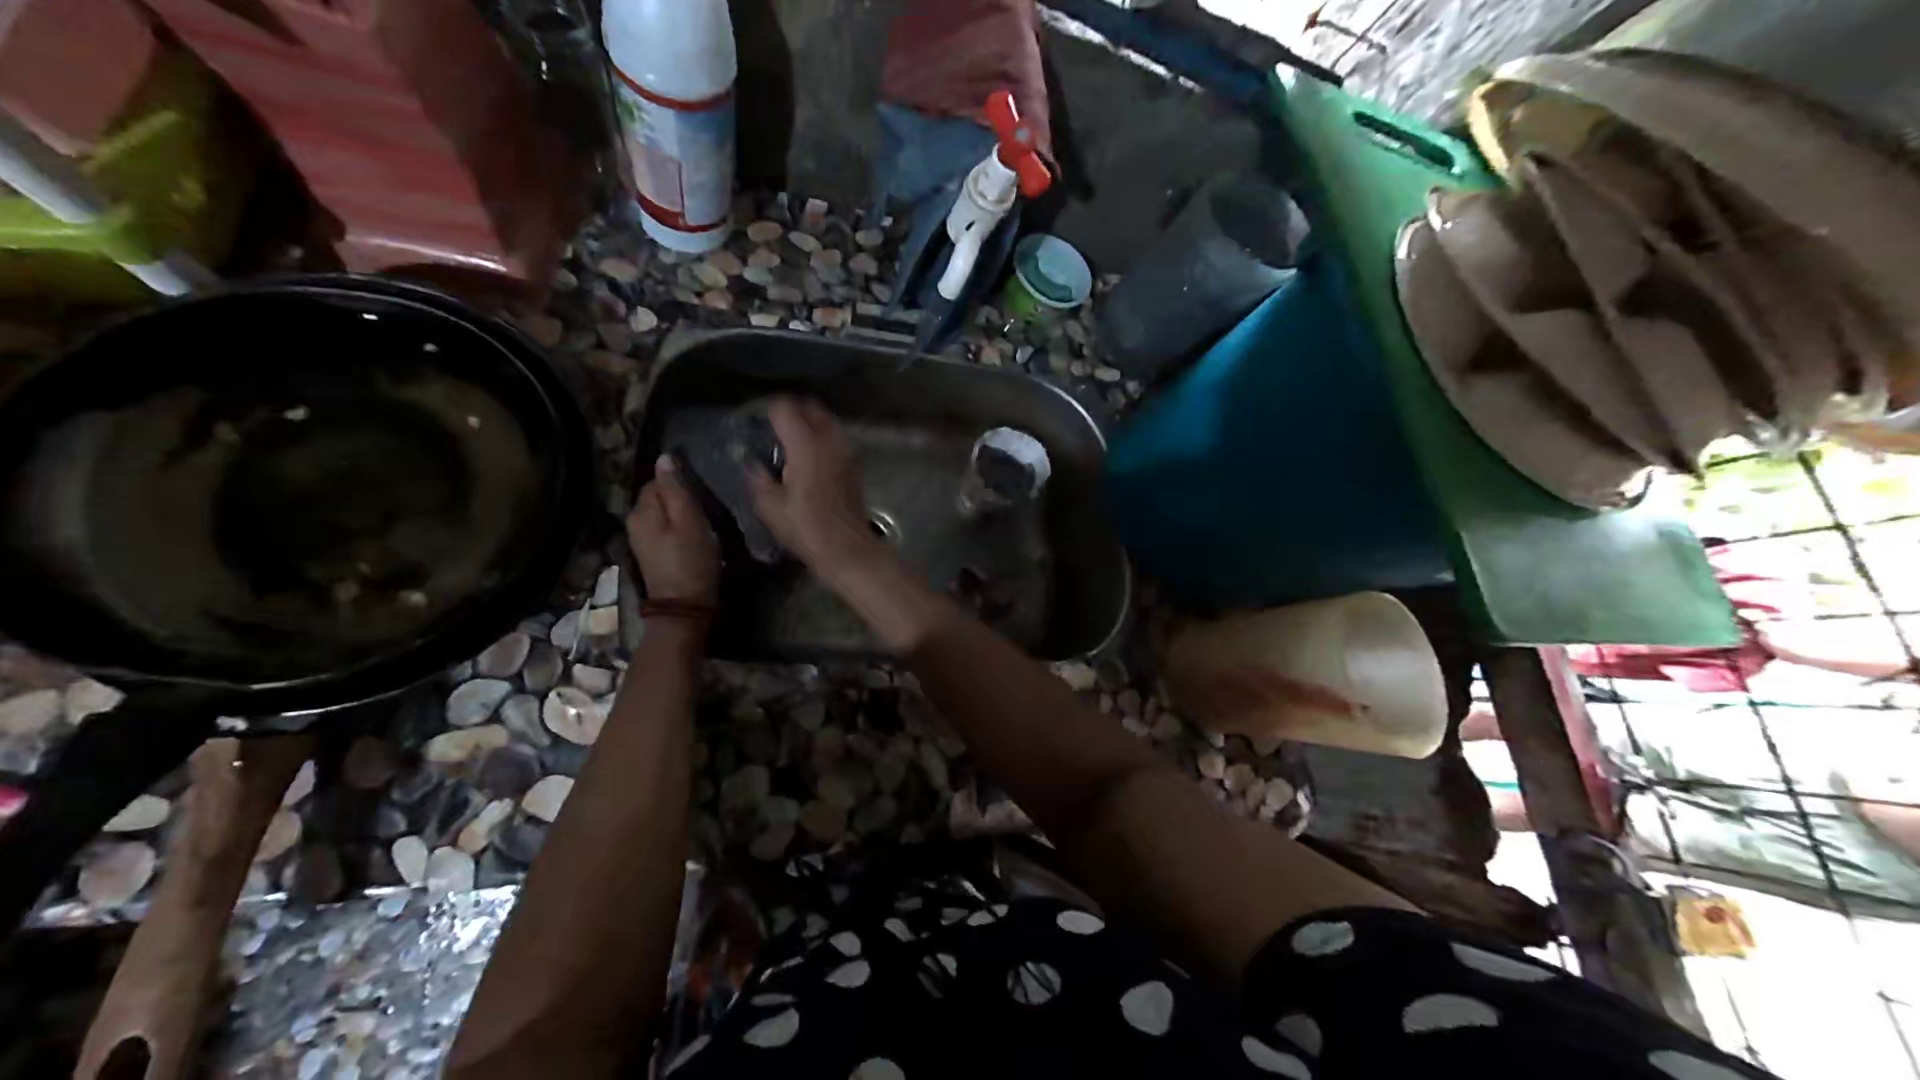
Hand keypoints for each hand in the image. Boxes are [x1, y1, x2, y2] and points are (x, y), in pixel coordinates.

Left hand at [627, 455, 719, 603]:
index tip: (703, 494)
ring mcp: (642, 540)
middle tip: (706, 508)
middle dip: (680, 498)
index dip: (681, 483)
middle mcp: (634, 522)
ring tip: (703, 522)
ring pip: (663, 514)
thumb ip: (677, 489)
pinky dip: (680, 529)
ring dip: (681, 514)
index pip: (658, 480)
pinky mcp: (653, 554)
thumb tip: (664, 457)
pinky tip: (695, 537)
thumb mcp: (689, 520)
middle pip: (659, 497)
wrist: (685, 606)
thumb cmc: (691, 560)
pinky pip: (665, 529)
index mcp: (641, 510)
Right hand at [746, 397, 886, 579]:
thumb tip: (754, 465)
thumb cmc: (806, 528)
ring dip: (810, 422)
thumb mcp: (769, 507)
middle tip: (775, 425)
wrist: (847, 548)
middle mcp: (829, 441)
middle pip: (811, 407)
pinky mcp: (854, 465)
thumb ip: (758, 478)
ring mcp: (846, 452)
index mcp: (805, 446)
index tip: (757, 418)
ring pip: (827, 421)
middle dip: (792, 410)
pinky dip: (822, 437)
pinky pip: (836, 437)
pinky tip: (810, 456)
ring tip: (792, 439)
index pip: (785, 408)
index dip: (768, 408)